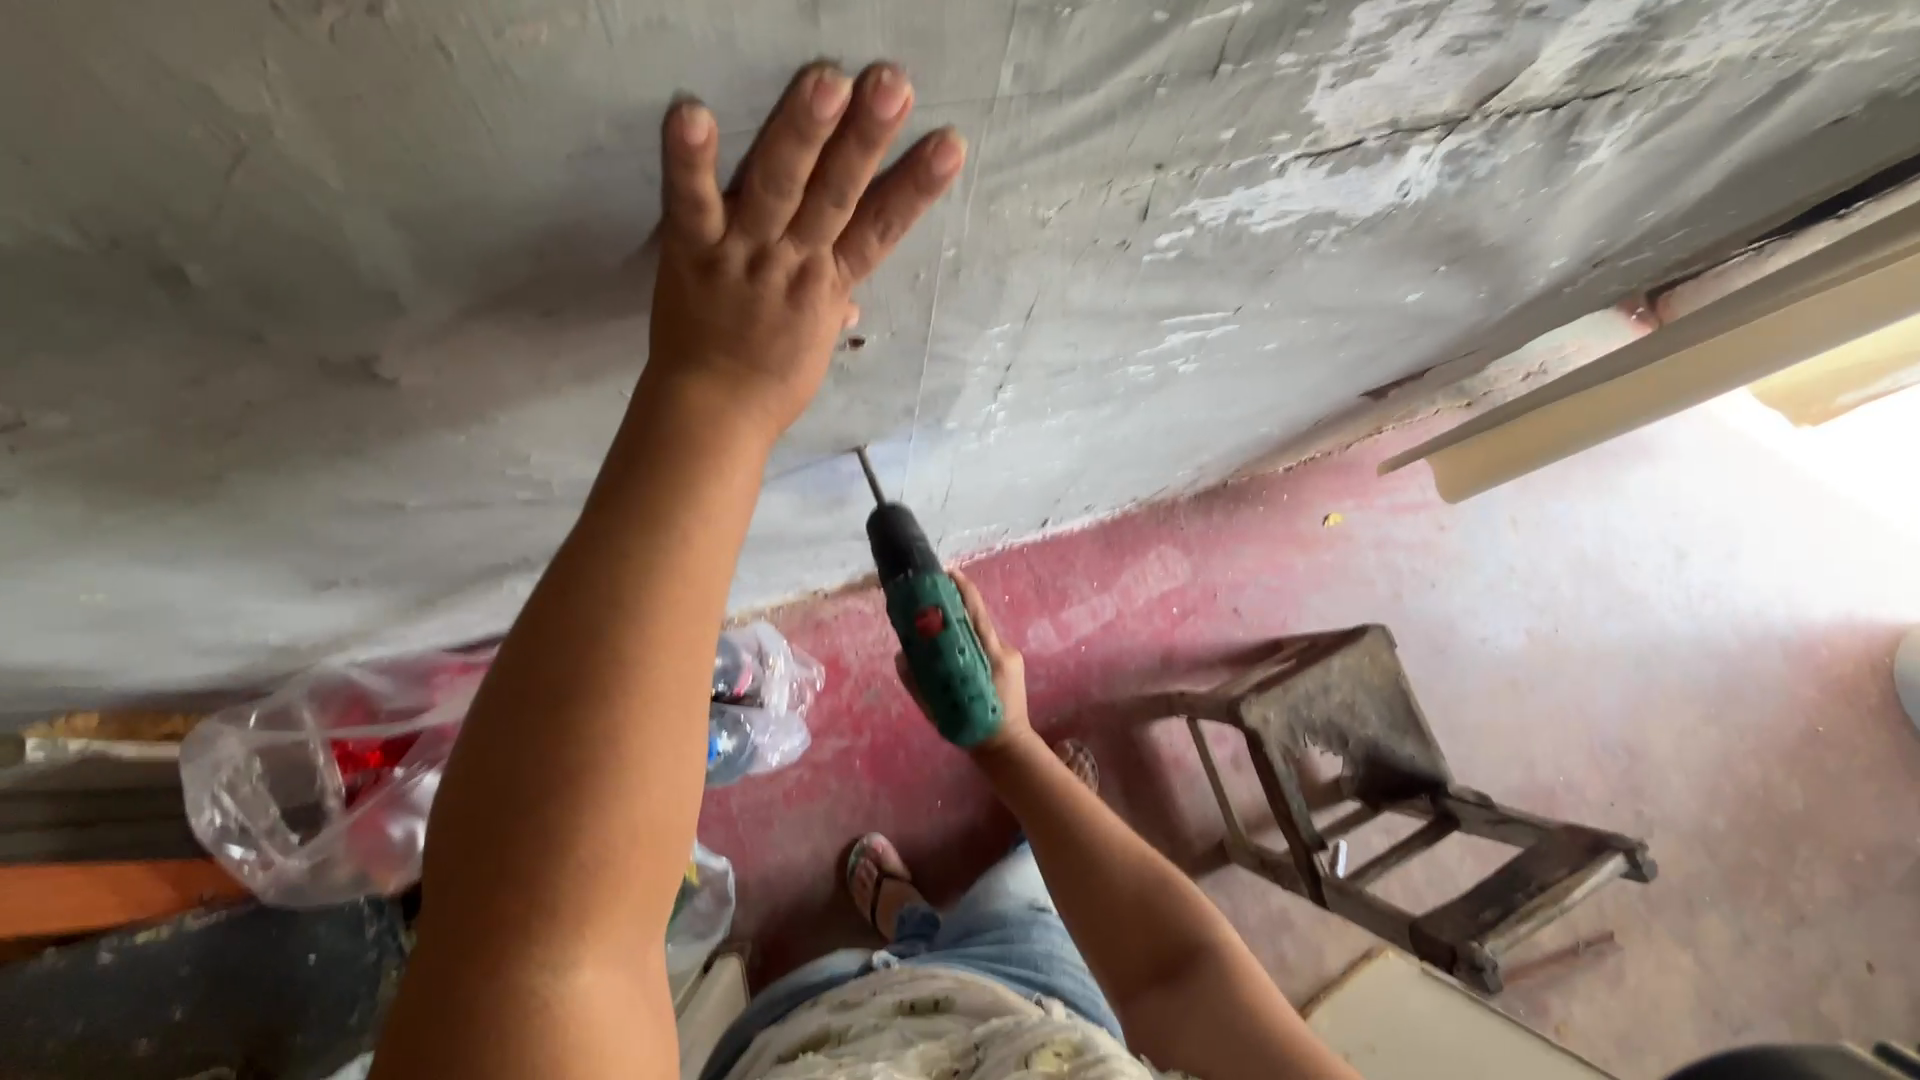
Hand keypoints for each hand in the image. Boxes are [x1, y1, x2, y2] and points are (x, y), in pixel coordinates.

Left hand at [647, 62, 966, 436]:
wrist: (715, 414)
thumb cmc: (771, 384)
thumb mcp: (814, 346)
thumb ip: (831, 306)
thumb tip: (849, 298)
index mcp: (829, 283)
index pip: (881, 228)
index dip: (915, 187)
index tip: (950, 143)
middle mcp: (794, 260)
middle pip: (837, 195)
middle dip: (866, 140)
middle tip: (892, 83)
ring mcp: (745, 254)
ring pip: (778, 187)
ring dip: (803, 134)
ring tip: (828, 81)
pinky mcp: (694, 252)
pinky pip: (691, 202)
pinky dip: (690, 161)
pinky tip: (693, 112)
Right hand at [894, 568, 1035, 754]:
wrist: (1005, 746)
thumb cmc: (972, 726)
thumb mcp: (939, 707)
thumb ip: (918, 682)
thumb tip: (900, 655)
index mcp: (989, 654)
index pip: (975, 612)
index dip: (962, 589)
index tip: (947, 572)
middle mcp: (1002, 649)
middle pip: (977, 617)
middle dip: (956, 602)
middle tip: (934, 592)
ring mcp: (1009, 655)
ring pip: (980, 633)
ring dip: (961, 625)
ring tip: (938, 622)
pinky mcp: (1012, 662)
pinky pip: (986, 645)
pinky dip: (969, 641)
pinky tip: (954, 649)